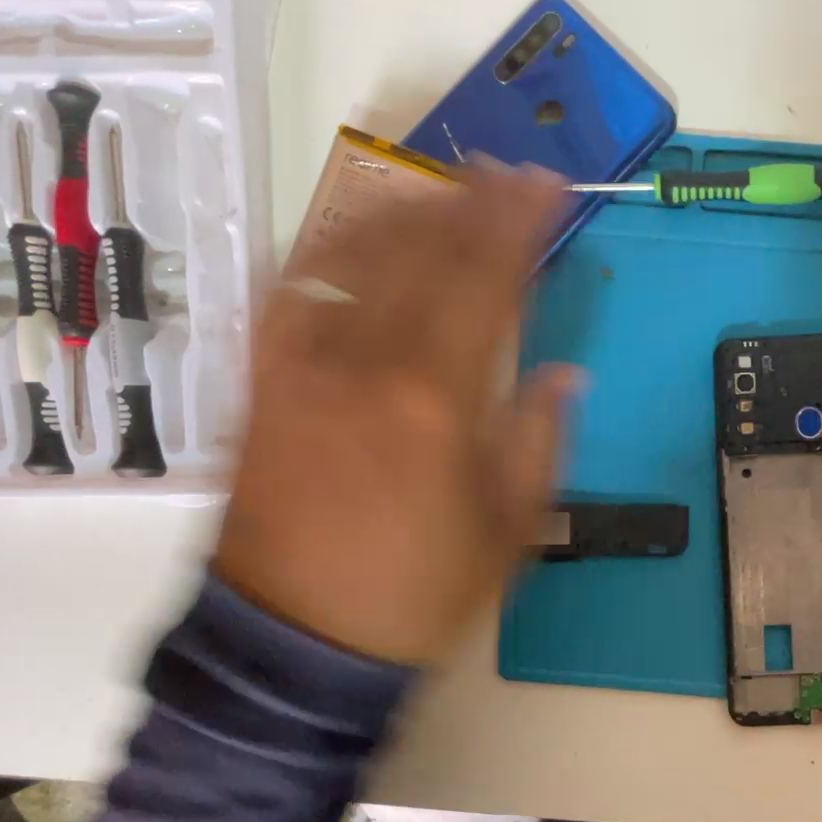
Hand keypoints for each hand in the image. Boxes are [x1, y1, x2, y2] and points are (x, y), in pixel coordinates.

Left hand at [215, 166, 578, 663]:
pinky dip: (324, 251)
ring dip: (404, 212)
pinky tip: (351, 235)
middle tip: (504, 177)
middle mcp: (365, 364)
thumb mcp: (510, 532)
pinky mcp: (261, 381)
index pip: (486, 282)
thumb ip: (538, 442)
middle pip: (424, 255)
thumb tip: (561, 373)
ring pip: (353, 257)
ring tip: (442, 191)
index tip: (545, 190)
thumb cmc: (418, 593)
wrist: (296, 644)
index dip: (519, 226)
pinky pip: (289, 292)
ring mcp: (301, 366)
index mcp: (438, 403)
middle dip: (471, 205)